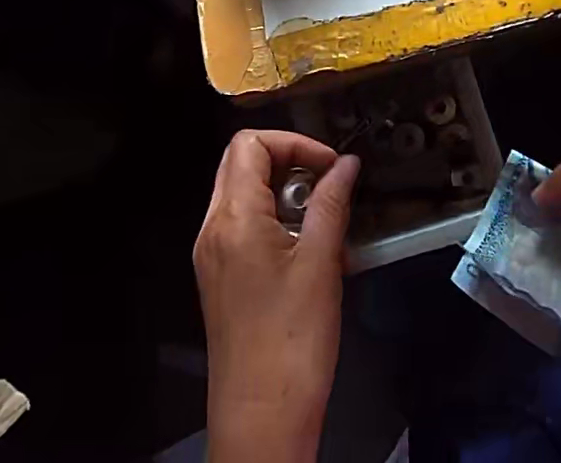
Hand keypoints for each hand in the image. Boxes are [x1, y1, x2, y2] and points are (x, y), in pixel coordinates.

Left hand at [193, 130, 359, 462]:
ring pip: (245, 194)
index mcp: (232, 221)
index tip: (330, 166)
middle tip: (328, 186)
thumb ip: (332, 201)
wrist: (262, 417)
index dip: (294, 142)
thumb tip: (347, 163)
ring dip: (287, 191)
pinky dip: (279, 218)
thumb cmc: (293, 337)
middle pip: (242, 164)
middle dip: (290, 161)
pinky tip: (312, 247)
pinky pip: (247, 225)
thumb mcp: (322, 260)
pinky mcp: (223, 277)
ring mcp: (214, 256)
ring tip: (325, 220)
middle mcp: (213, 232)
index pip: (249, 145)